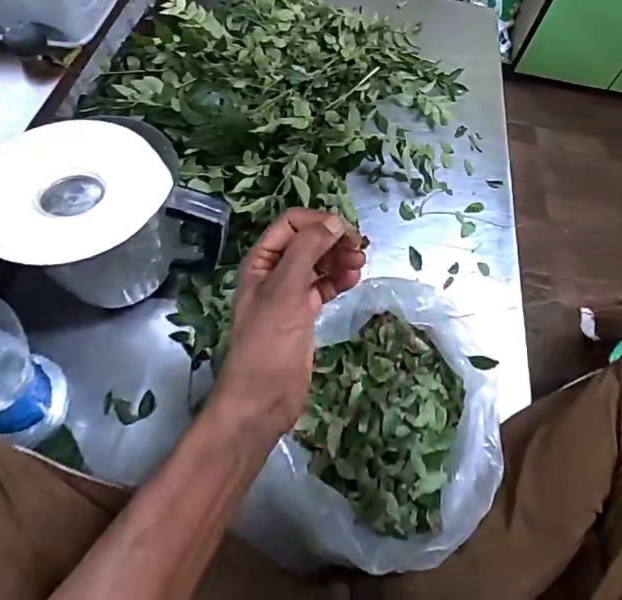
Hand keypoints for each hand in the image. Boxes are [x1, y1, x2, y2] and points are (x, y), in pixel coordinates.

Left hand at [214, 209, 365, 437]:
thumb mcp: (285, 289)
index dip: (318, 222)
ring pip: (319, 263)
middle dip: (333, 240)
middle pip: (308, 241)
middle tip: (359, 250)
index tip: (346, 231)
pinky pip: (324, 285)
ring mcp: (289, 294)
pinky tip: (353, 281)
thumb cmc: (268, 341)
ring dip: (340, 259)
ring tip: (359, 266)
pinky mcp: (303, 313)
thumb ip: (308, 250)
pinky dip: (339, 279)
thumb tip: (334, 222)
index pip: (291, 223)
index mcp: (261, 261)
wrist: (262, 399)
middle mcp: (274, 272)